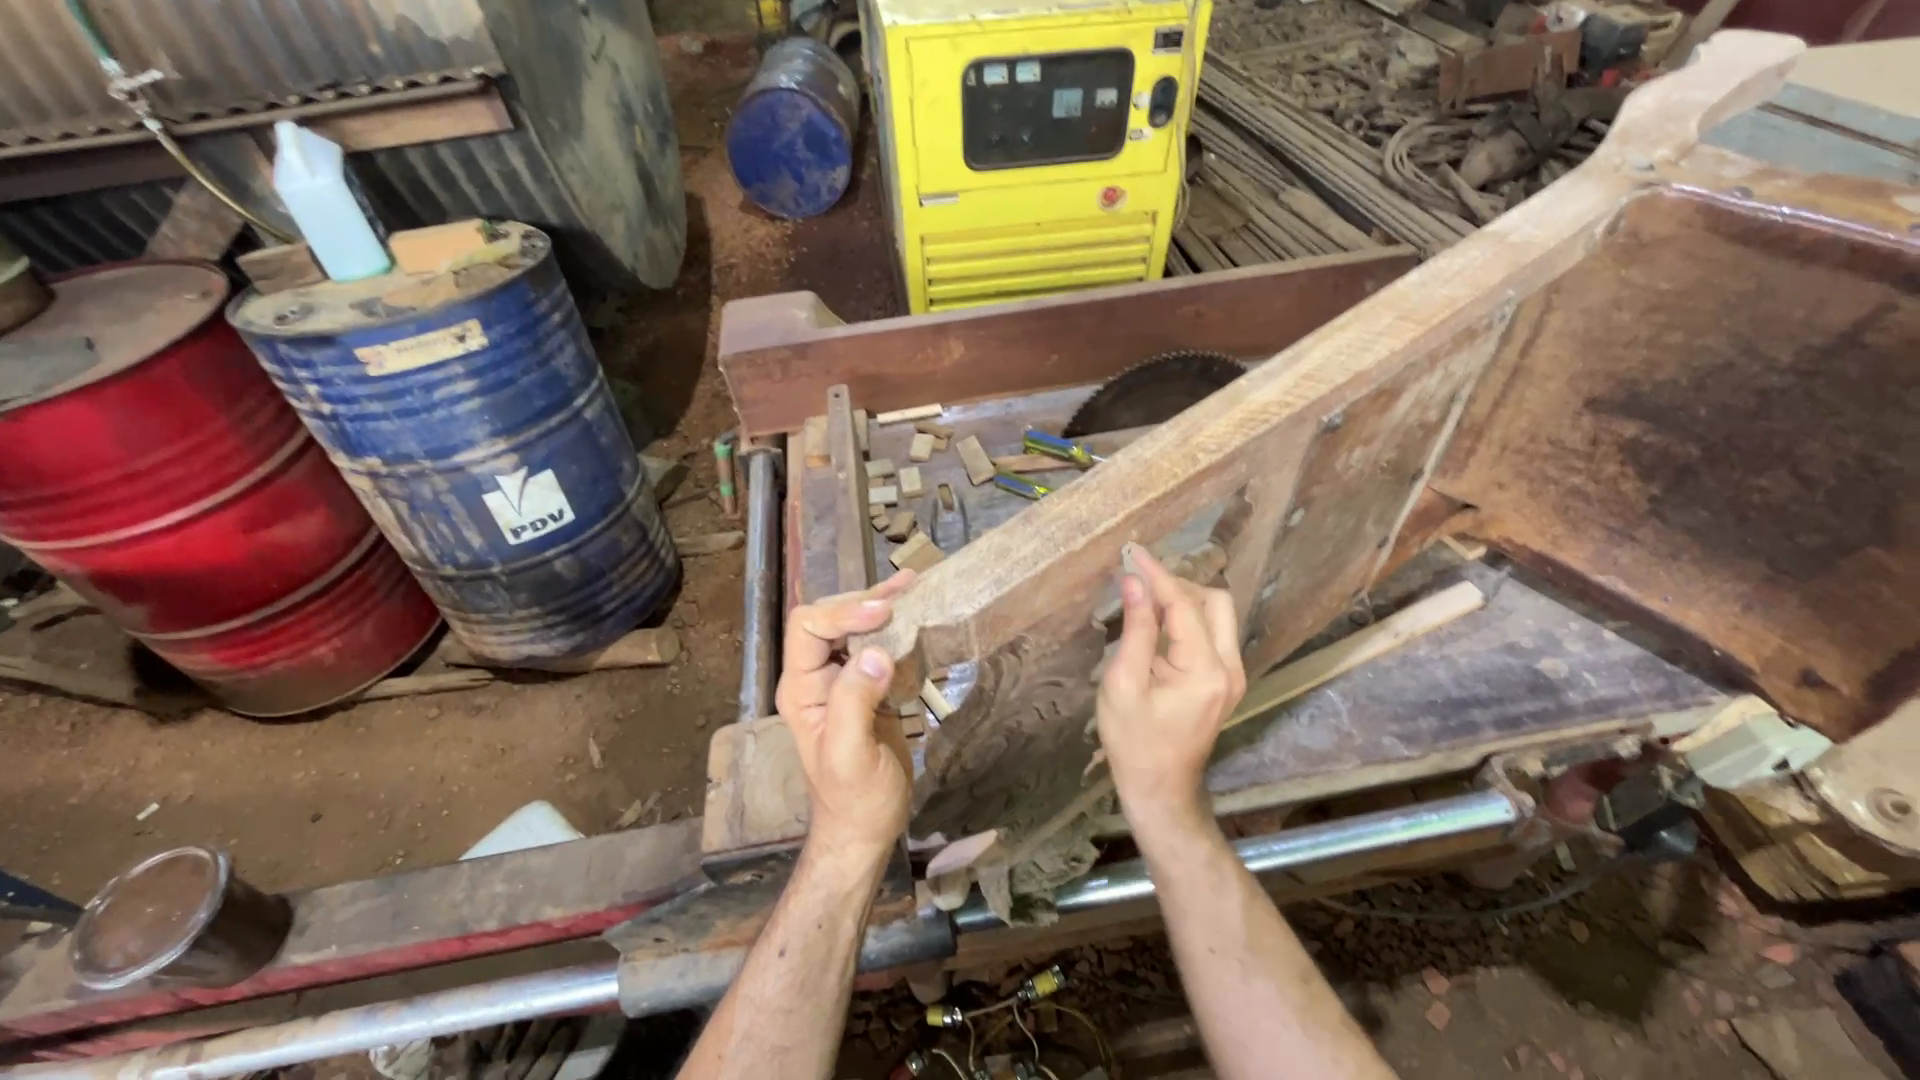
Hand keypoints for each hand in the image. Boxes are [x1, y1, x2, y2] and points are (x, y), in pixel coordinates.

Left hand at [775, 572, 916, 859]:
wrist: (867, 830)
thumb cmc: (856, 800)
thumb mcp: (851, 756)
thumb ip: (855, 701)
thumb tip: (876, 653)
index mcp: (801, 689)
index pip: (809, 628)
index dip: (844, 612)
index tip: (885, 612)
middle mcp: (816, 677)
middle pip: (830, 618)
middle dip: (864, 600)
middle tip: (905, 590)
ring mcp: (842, 681)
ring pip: (854, 628)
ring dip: (881, 605)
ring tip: (913, 585)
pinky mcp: (868, 688)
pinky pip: (877, 646)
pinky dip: (897, 627)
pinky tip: (917, 614)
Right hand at [1097, 544, 1246, 816]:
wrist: (1160, 788)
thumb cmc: (1134, 742)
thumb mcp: (1123, 685)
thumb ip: (1135, 630)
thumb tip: (1135, 583)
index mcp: (1205, 671)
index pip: (1184, 605)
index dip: (1158, 575)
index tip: (1134, 552)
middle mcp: (1230, 668)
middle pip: (1214, 602)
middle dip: (1178, 585)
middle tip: (1140, 582)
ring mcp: (1232, 676)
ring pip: (1217, 616)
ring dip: (1184, 601)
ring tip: (1146, 600)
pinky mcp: (1225, 682)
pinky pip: (1212, 635)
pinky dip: (1187, 620)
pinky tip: (1159, 624)